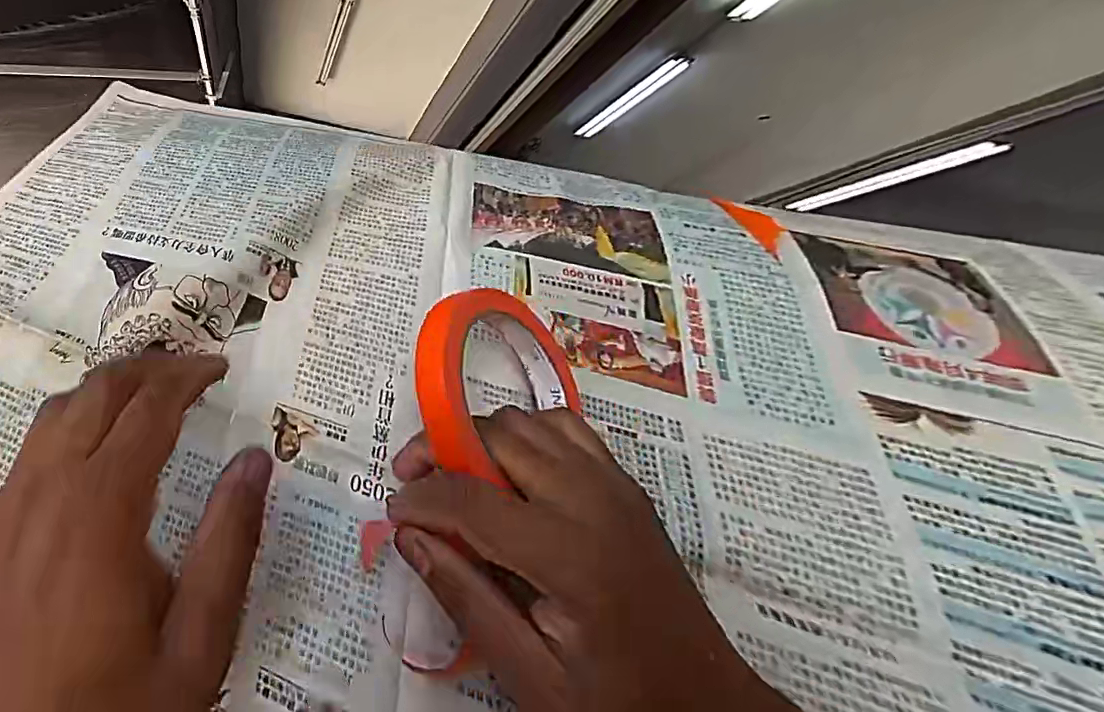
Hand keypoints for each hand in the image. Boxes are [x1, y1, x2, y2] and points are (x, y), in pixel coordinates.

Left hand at [0, 351, 272, 711]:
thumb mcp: (196, 642)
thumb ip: (229, 541)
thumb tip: (256, 458)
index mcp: (99, 510)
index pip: (148, 408)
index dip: (187, 376)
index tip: (220, 366)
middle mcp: (44, 494)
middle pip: (96, 393)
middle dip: (149, 369)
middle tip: (193, 372)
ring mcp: (7, 515)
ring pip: (57, 412)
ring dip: (107, 390)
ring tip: (151, 397)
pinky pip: (31, 450)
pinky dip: (73, 422)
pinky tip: (99, 451)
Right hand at [388, 406, 794, 711]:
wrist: (709, 705)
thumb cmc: (617, 702)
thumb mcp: (532, 676)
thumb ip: (465, 598)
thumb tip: (409, 536)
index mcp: (567, 554)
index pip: (468, 497)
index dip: (420, 497)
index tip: (394, 512)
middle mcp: (589, 498)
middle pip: (494, 436)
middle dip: (439, 448)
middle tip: (414, 481)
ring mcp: (611, 481)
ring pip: (524, 420)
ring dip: (479, 435)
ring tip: (456, 472)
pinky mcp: (622, 480)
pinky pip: (562, 425)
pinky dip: (524, 430)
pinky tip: (511, 465)